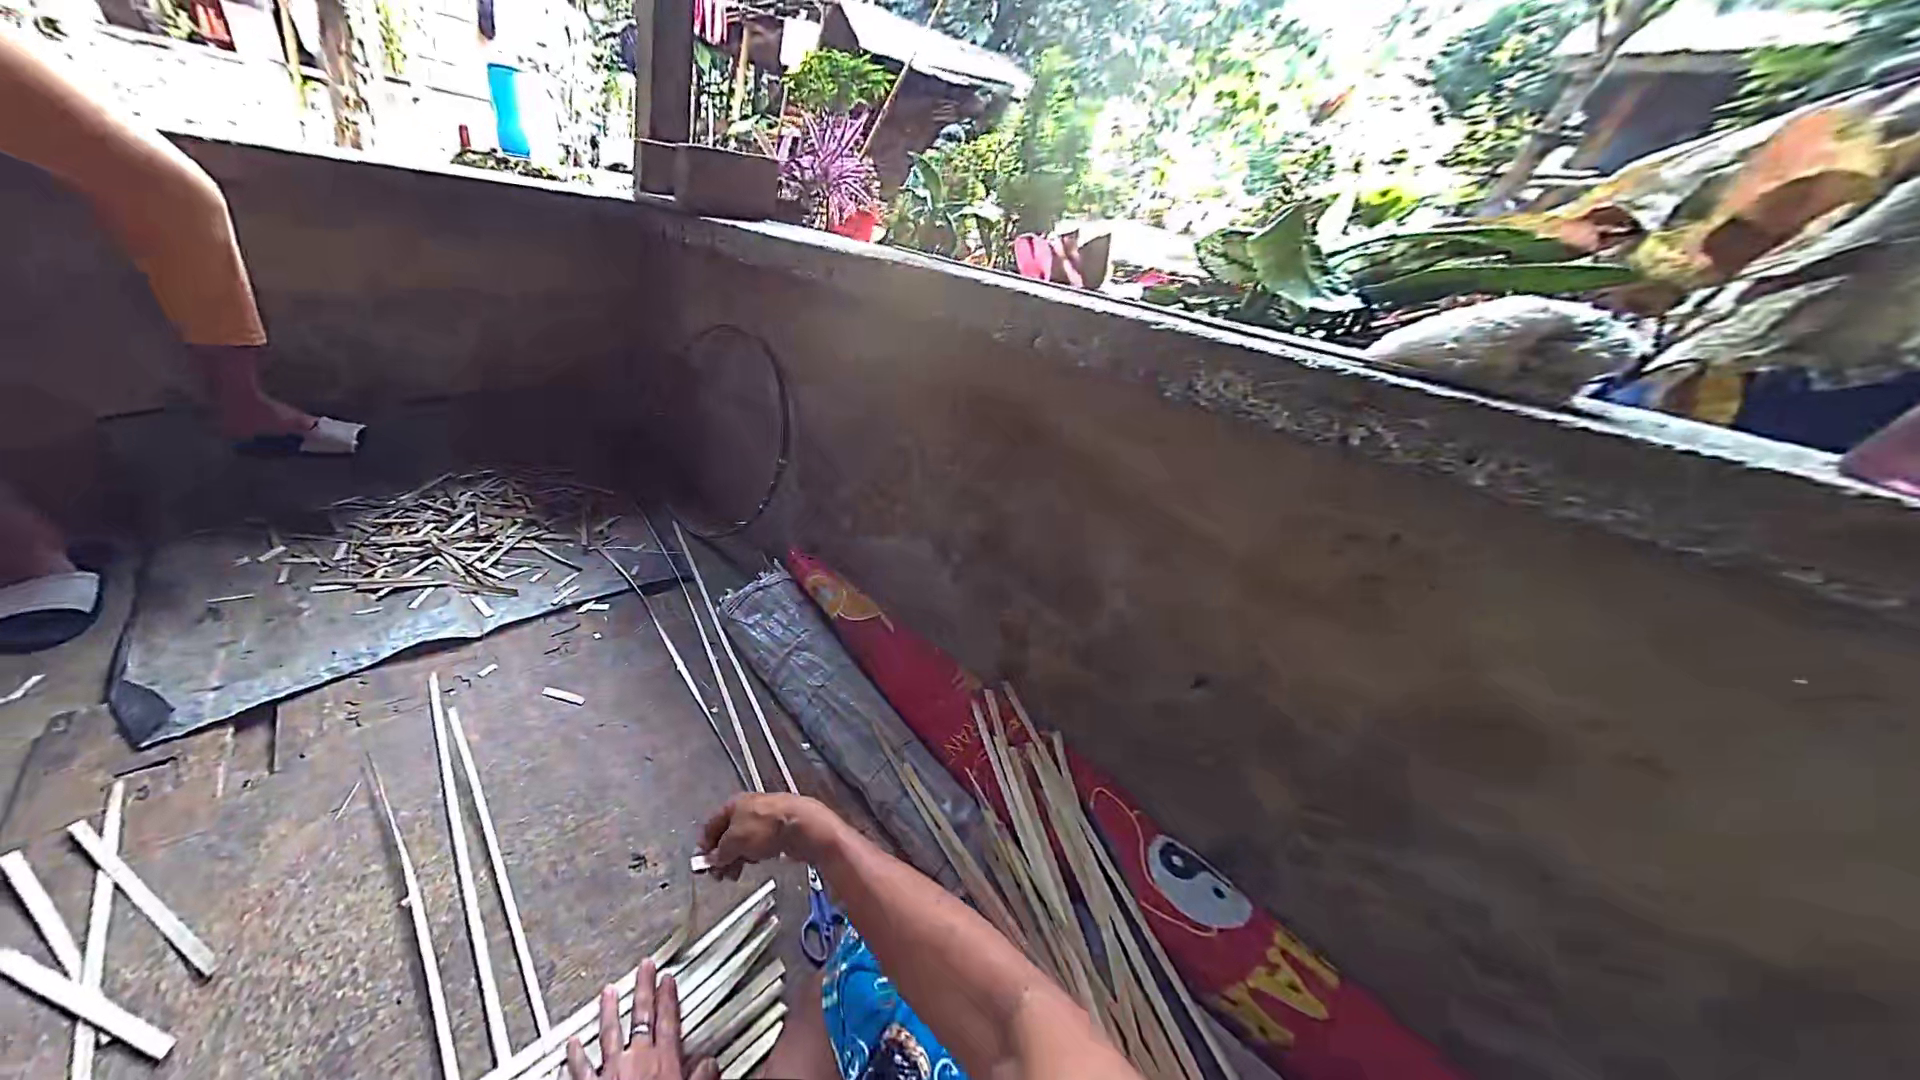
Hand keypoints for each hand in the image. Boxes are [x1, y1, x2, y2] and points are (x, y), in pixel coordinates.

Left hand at [565, 957, 716, 1079]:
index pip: (668, 1019)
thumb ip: (701, 1078)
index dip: (668, 996)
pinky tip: (572, 1044)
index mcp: (664, 1061)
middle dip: (643, 988)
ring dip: (609, 1011)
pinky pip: (581, 1070)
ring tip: (608, 992)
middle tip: (644, 967)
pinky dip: (576, 1055)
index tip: (667, 978)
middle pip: (641, 1016)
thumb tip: (710, 1063)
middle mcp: (637, 1061)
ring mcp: (611, 1074)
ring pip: (610, 1034)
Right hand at [699, 793, 831, 879]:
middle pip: (728, 834)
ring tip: (737, 872)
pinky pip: (759, 843)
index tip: (702, 864)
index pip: (711, 824)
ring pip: (744, 841)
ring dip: (738, 857)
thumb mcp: (734, 842)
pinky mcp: (779, 829)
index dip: (704, 845)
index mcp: (734, 803)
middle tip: (721, 874)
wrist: (803, 826)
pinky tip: (757, 861)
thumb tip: (712, 859)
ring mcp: (765, 818)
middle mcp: (749, 807)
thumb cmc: (766, 828)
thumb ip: (718, 852)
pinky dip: (754, 854)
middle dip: (722, 855)